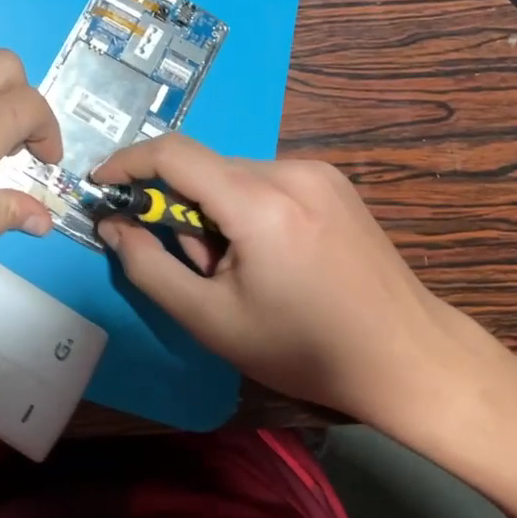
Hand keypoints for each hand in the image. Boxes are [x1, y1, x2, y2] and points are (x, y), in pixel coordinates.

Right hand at [93, 135, 477, 427]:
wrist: (415, 364)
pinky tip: (269, 254)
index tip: (101, 187)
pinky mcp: (333, 182)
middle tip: (196, 265)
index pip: (172, 153)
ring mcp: (317, 173)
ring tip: (238, 268)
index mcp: (259, 203)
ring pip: (230, 175)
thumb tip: (113, 226)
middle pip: (202, 169)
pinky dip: (243, 208)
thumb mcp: (211, 320)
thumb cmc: (306, 349)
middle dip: (178, 208)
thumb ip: (148, 267)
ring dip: (212, 211)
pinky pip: (261, 180)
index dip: (126, 163)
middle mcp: (289, 171)